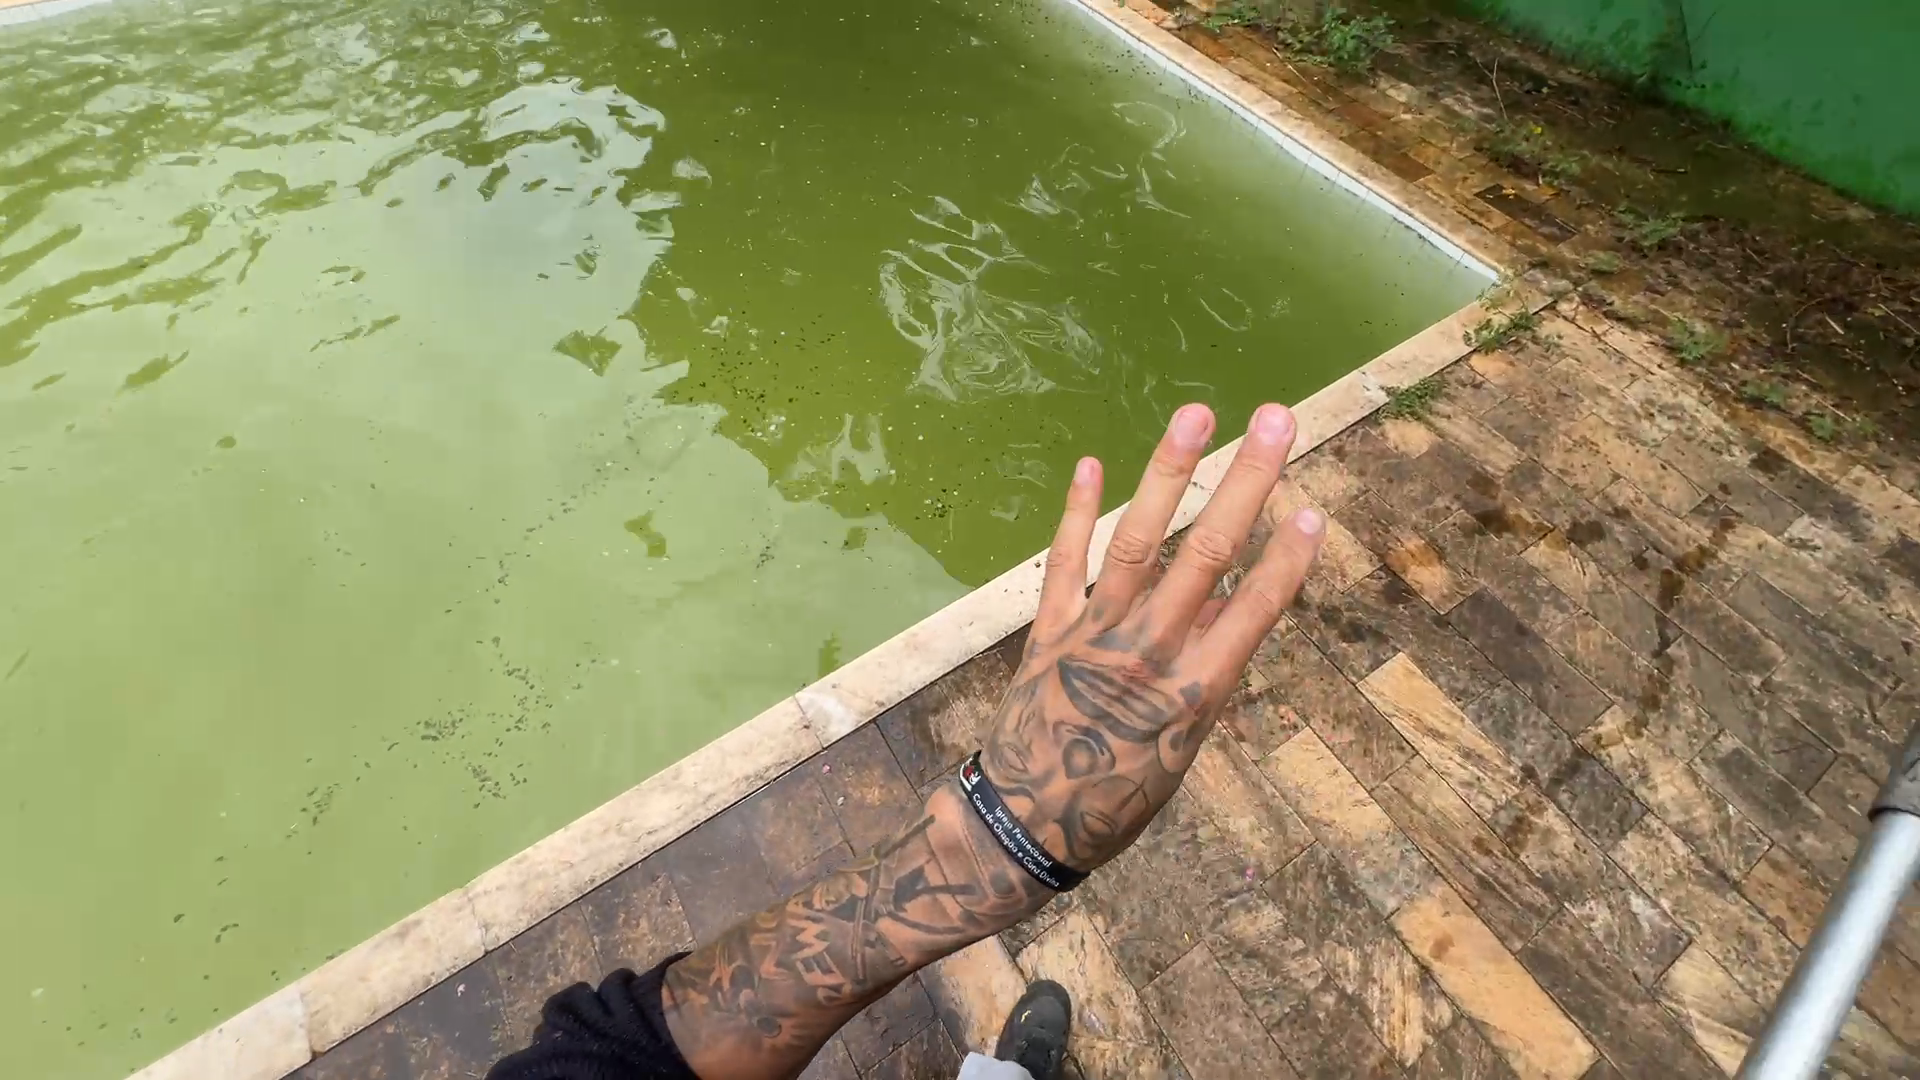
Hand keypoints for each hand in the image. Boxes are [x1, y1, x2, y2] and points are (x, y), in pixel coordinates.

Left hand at [983, 401, 1324, 869]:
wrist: (1026, 824)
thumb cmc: (1115, 798)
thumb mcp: (1181, 750)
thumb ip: (1204, 675)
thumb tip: (1230, 609)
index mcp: (1194, 691)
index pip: (1254, 609)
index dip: (1287, 557)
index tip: (1311, 506)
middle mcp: (1149, 649)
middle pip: (1206, 553)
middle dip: (1244, 482)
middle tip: (1276, 419)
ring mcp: (1093, 633)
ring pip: (1138, 541)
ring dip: (1168, 473)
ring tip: (1196, 415)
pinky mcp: (1047, 628)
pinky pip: (1064, 561)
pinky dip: (1076, 513)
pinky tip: (1089, 464)